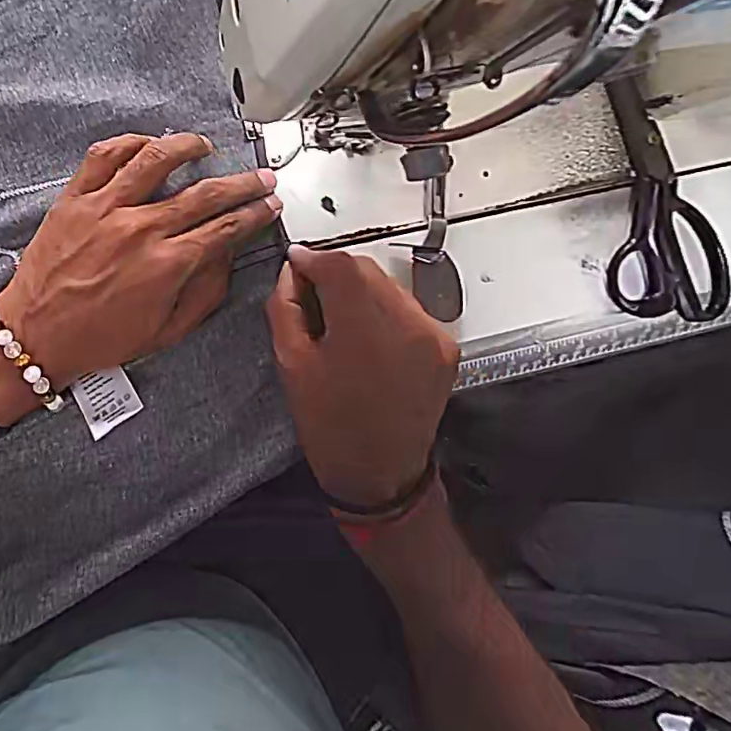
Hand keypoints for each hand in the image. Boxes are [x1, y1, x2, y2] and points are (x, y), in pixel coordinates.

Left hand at [0, 133, 281, 424]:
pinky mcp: (75, 200)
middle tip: (258, 178)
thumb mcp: (165, 331)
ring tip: (205, 146)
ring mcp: (105, 209)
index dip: (254, 213)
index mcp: (166, 264)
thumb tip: (227, 258)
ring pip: (157, 159)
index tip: (267, 205)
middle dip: (243, 182)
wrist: (36, 336)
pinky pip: (104, 156)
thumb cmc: (96, 338)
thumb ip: (204, 292)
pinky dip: (130, 143)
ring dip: (189, 146)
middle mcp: (139, 230)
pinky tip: (147, 144)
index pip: (226, 227)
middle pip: (205, 192)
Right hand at [266, 246, 458, 504]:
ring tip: (337, 319)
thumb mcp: (291, 365)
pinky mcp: (445, 346)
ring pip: (388, 285)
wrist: (379, 472)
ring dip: (359, 289)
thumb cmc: (333, 428)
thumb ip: (285, 308)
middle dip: (334, 272)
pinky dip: (383, 310)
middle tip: (310, 290)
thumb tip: (291, 274)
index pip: (339, 265)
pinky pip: (407, 308)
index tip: (297, 262)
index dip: (312, 258)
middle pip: (365, 269)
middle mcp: (407, 326)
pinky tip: (365, 335)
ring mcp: (431, 336)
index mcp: (364, 331)